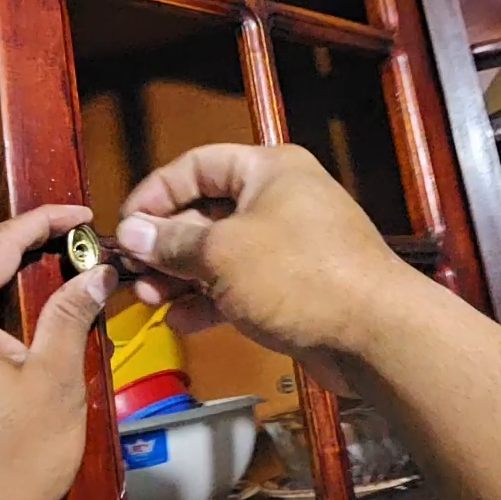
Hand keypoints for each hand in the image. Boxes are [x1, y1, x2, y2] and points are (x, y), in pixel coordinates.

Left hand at [0, 205, 115, 499]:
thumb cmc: (2, 466)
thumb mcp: (53, 384)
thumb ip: (70, 317)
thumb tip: (93, 274)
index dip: (44, 220)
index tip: (83, 216)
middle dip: (39, 258)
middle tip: (87, 256)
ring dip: (25, 296)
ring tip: (73, 298)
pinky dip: (8, 328)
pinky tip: (40, 345)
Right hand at [116, 144, 423, 385]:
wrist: (375, 334)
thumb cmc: (298, 275)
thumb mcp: (223, 252)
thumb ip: (173, 241)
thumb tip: (132, 231)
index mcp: (268, 170)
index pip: (198, 165)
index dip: (157, 192)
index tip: (125, 225)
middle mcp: (278, 200)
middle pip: (206, 211)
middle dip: (166, 243)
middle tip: (134, 272)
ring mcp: (287, 245)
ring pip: (220, 253)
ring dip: (182, 275)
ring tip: (150, 299)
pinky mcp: (292, 286)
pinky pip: (240, 285)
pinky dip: (210, 300)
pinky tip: (181, 321)